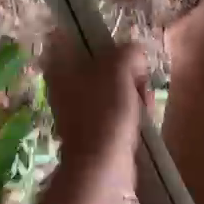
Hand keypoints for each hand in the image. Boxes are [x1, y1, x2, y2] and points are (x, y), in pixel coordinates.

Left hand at [40, 36, 149, 192]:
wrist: (101, 168)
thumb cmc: (104, 112)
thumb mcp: (119, 69)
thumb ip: (128, 51)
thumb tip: (135, 55)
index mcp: (58, 62)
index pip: (75, 34)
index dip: (100, 38)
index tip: (120, 51)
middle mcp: (61, 80)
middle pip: (100, 60)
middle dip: (125, 70)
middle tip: (139, 82)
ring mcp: (75, 105)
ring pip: (110, 84)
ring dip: (131, 91)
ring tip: (144, 104)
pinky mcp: (90, 126)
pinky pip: (113, 107)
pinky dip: (128, 110)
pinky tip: (142, 119)